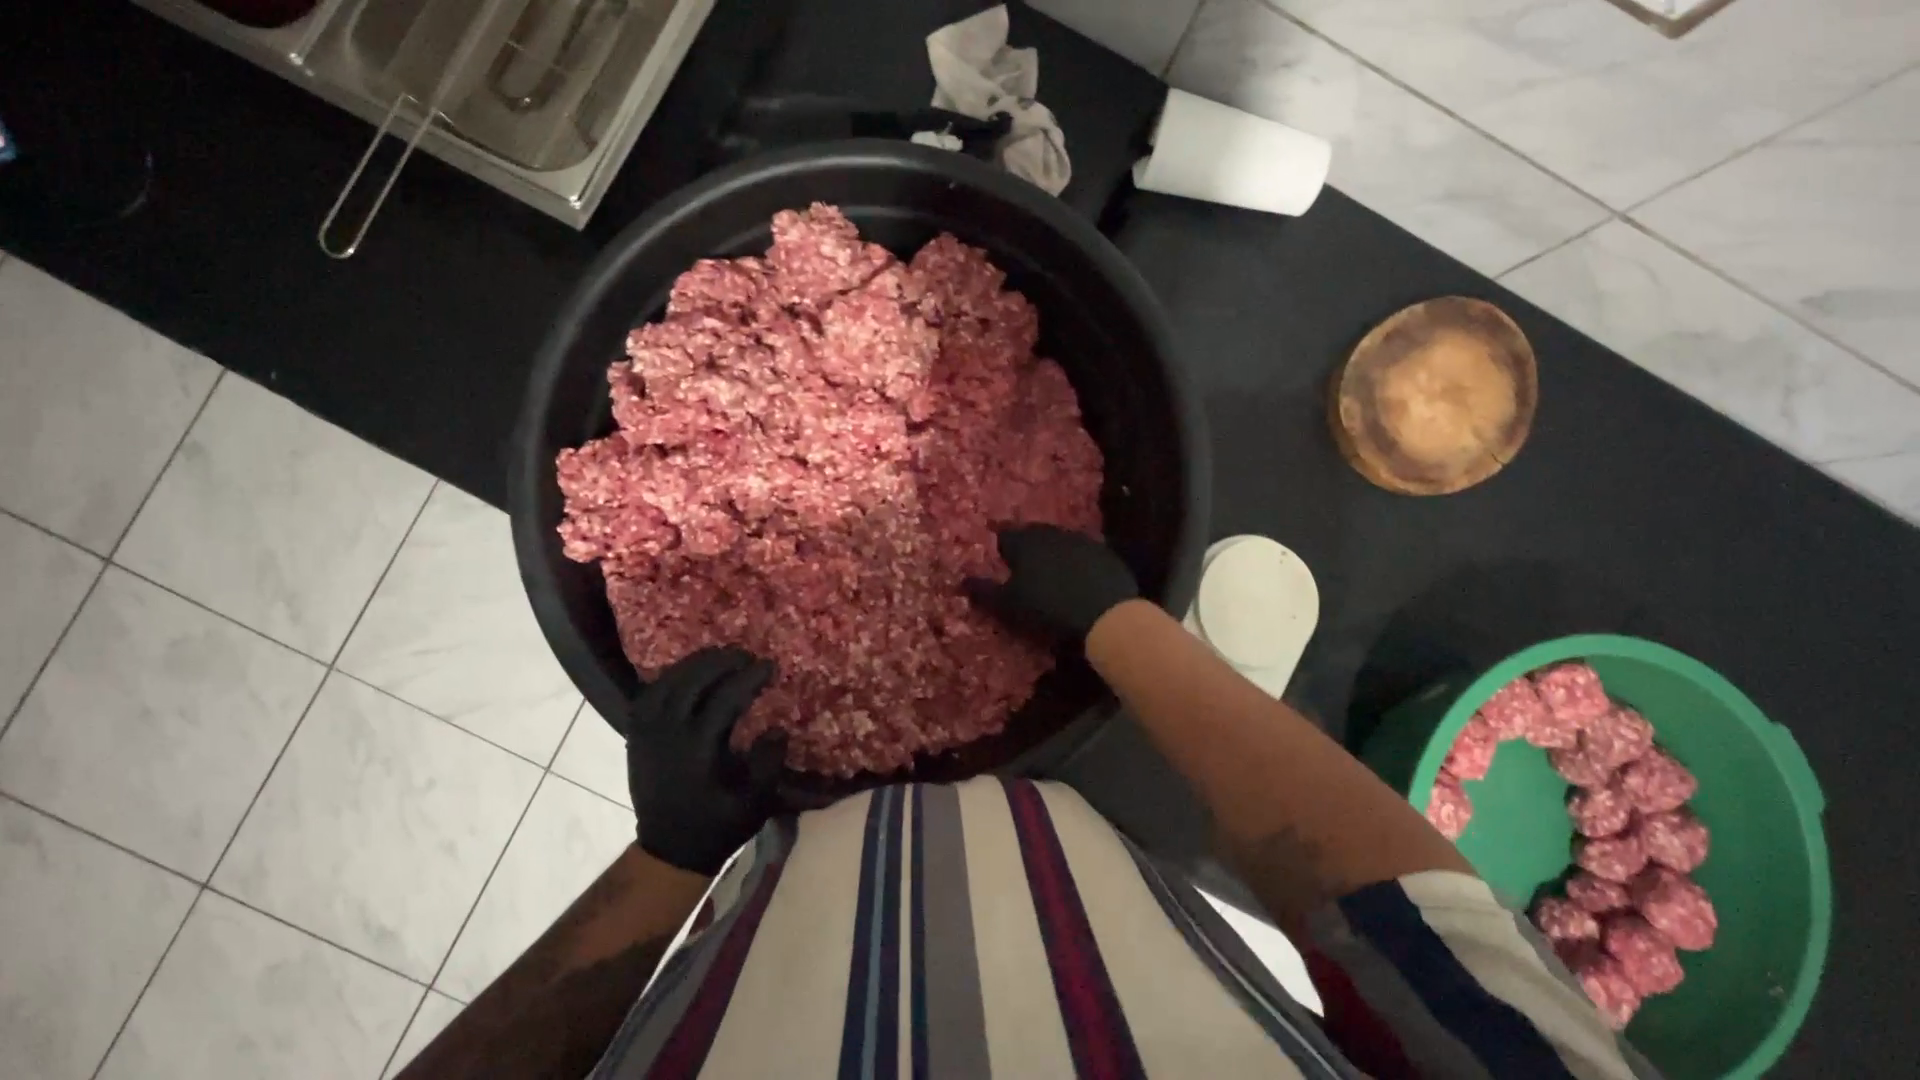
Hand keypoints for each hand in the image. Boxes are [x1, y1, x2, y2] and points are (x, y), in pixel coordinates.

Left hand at [624, 647, 785, 874]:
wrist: (669, 850)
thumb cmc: (718, 826)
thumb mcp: (754, 803)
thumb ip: (767, 764)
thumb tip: (777, 728)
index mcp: (698, 750)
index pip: (725, 698)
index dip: (748, 678)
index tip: (769, 666)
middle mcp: (668, 734)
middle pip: (692, 682)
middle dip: (721, 662)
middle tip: (746, 655)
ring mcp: (647, 734)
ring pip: (667, 683)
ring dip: (694, 664)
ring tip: (720, 656)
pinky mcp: (636, 736)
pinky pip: (649, 695)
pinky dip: (669, 678)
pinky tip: (687, 674)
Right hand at [965, 524, 1140, 641]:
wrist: (1106, 616)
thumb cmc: (1048, 609)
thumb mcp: (1008, 606)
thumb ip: (984, 591)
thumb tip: (962, 579)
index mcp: (1025, 542)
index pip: (1004, 535)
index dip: (1000, 547)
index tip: (999, 558)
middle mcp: (1052, 533)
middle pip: (1033, 535)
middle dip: (1026, 546)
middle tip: (1022, 565)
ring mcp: (1082, 541)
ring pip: (1060, 542)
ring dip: (1053, 553)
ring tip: (1050, 573)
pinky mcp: (1106, 555)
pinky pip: (1085, 555)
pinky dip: (1078, 564)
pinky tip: (1079, 581)